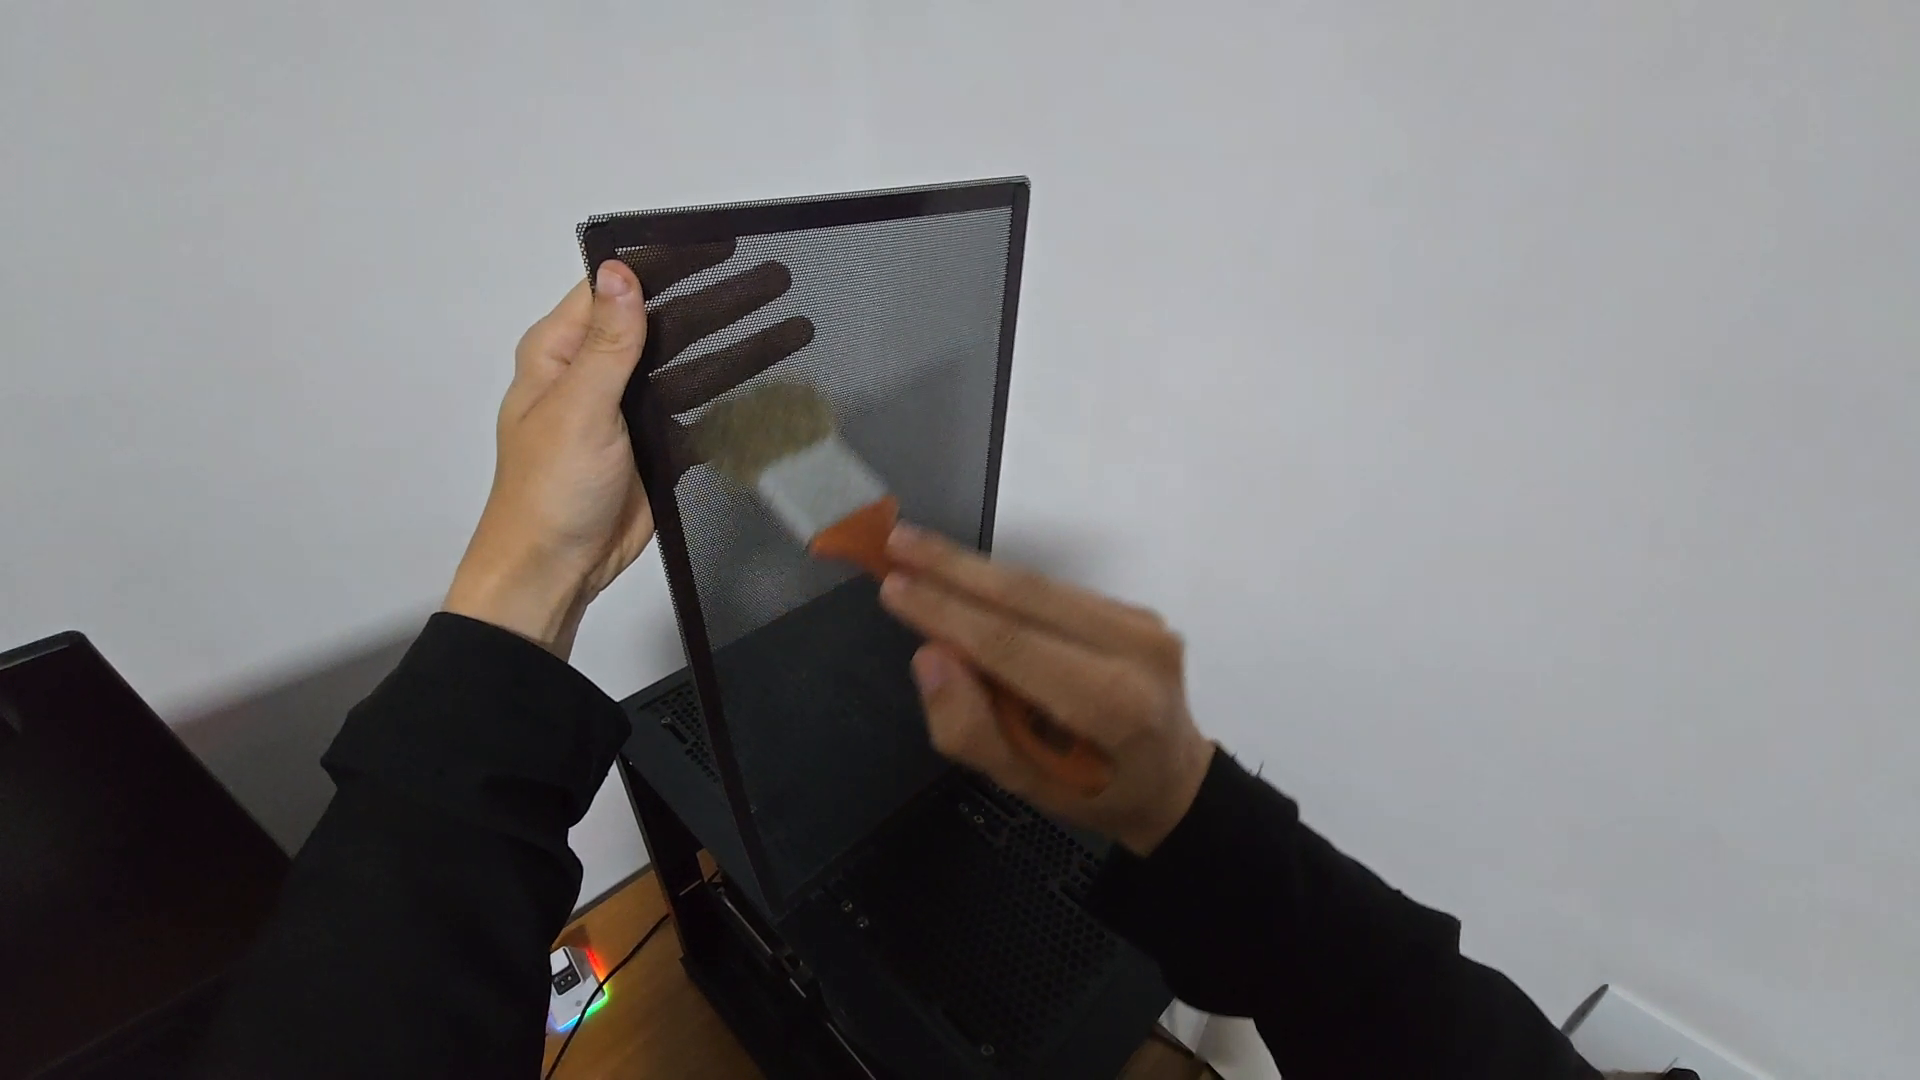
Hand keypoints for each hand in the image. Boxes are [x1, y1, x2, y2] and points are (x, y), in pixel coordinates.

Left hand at [446, 246, 813, 657]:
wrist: (558, 567)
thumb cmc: (548, 491)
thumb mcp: (578, 410)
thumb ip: (607, 346)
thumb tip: (619, 274)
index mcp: (564, 353)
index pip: (618, 288)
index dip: (666, 264)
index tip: (716, 244)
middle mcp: (599, 373)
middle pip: (670, 325)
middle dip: (721, 302)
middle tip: (772, 280)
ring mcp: (633, 411)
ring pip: (695, 368)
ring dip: (740, 349)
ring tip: (790, 329)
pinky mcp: (659, 446)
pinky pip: (703, 414)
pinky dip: (736, 403)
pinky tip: (772, 389)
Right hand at [877, 524, 1215, 854]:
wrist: (1176, 779)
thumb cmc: (1096, 795)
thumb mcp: (1027, 787)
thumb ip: (972, 730)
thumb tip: (929, 655)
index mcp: (1113, 704)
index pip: (1011, 643)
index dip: (947, 610)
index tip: (892, 584)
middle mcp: (1137, 649)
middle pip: (1027, 596)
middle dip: (952, 567)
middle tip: (894, 541)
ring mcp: (1144, 623)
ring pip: (1040, 585)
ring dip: (973, 567)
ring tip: (914, 547)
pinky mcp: (1138, 610)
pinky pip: (1056, 591)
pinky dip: (1004, 582)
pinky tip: (962, 575)